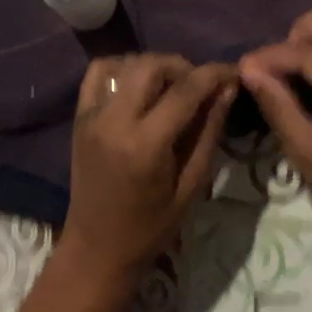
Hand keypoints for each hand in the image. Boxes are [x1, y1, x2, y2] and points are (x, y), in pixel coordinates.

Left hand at [61, 54, 237, 275]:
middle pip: (153, 65)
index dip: (214, 74)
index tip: (232, 71)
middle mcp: (115, 121)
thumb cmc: (150, 227)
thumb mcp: (191, 185)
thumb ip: (209, 132)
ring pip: (127, 62)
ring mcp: (92, 115)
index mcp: (145, 145)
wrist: (96, 249)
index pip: (185, 90)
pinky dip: (122, 67)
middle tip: (199, 86)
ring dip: (154, 66)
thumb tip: (227, 88)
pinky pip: (98, 71)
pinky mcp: (79, 115)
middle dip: (183, 67)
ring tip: (170, 87)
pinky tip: (138, 85)